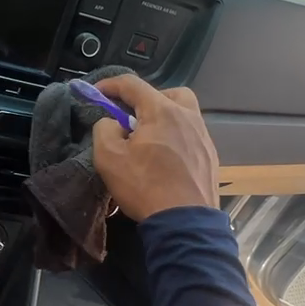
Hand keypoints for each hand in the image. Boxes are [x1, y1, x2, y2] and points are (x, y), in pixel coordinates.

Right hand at [91, 73, 218, 220]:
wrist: (185, 221)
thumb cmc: (144, 186)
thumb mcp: (108, 157)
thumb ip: (104, 129)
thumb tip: (112, 123)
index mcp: (162, 111)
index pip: (132, 84)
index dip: (110, 84)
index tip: (95, 92)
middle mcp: (188, 117)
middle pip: (167, 93)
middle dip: (145, 99)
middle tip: (130, 118)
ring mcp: (203, 136)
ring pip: (183, 113)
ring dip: (163, 118)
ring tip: (147, 140)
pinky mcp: (209, 156)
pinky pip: (190, 135)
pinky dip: (175, 137)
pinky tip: (164, 159)